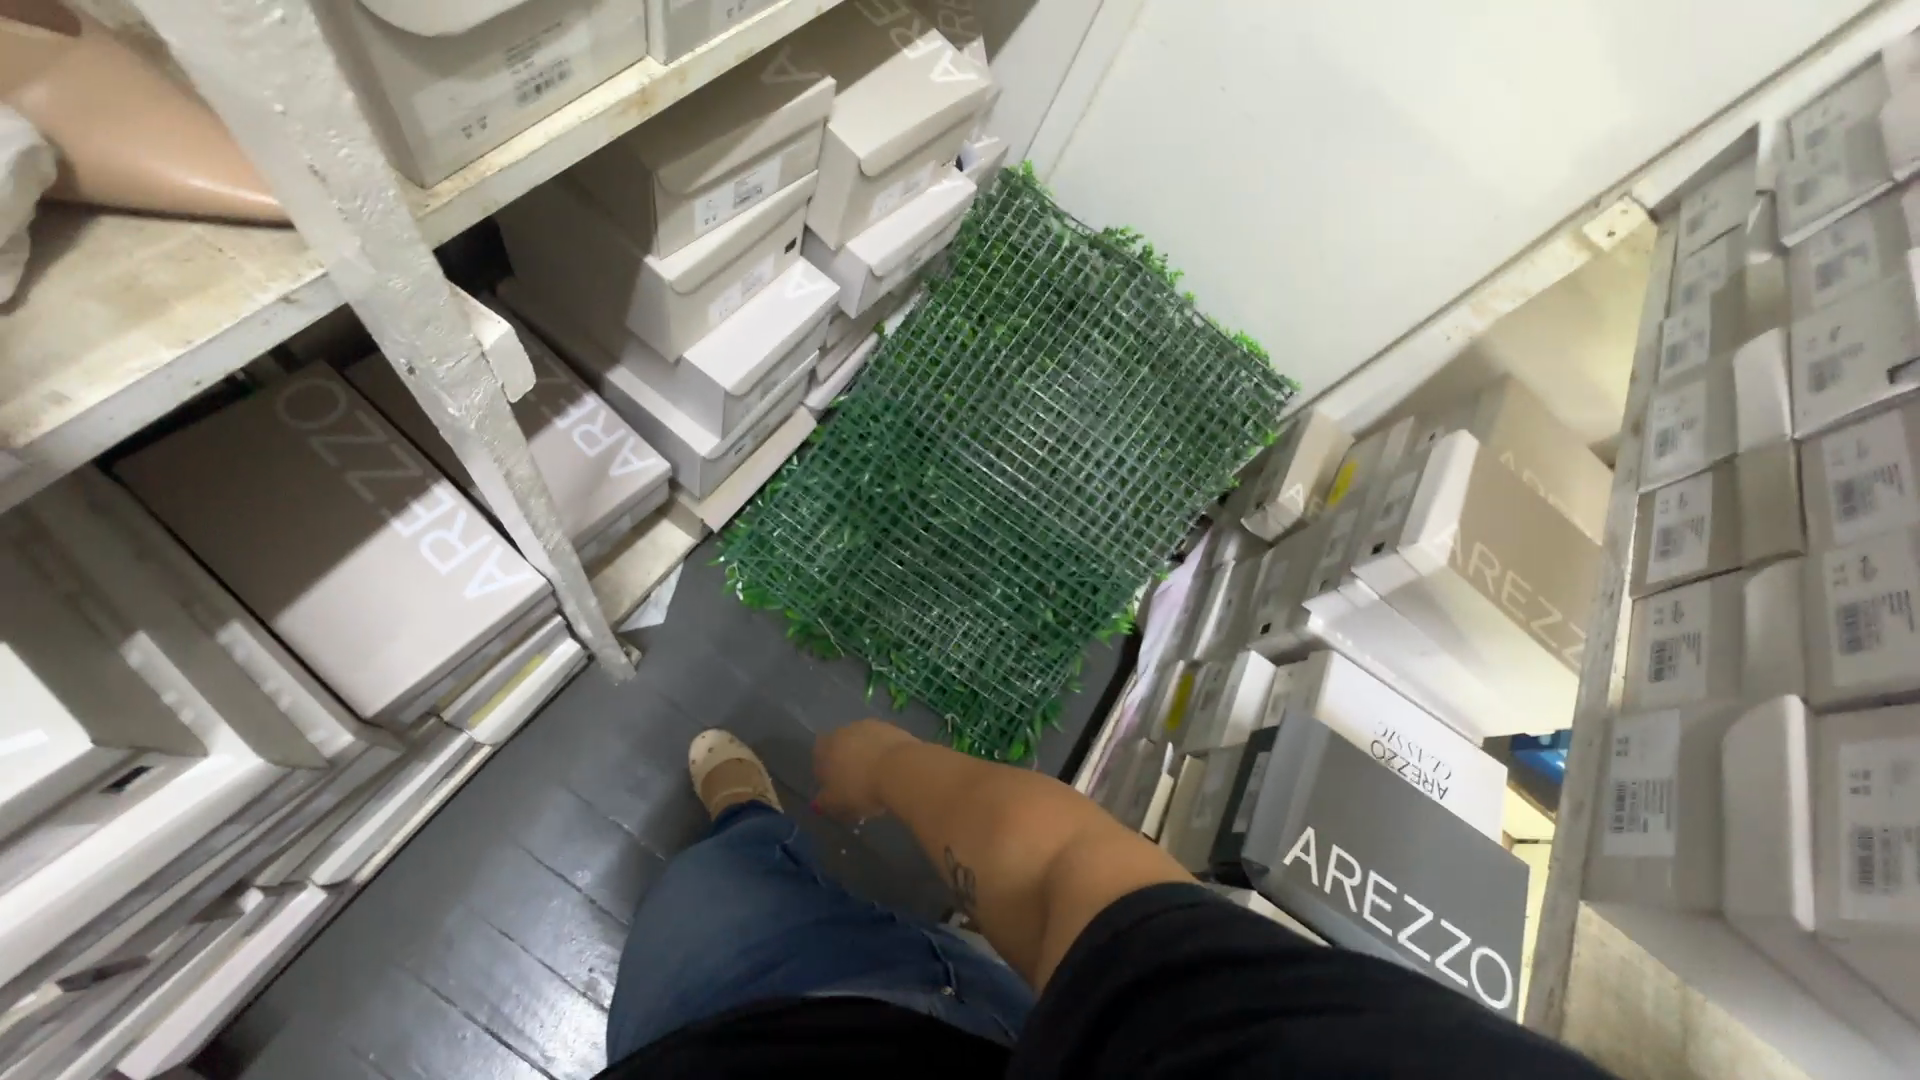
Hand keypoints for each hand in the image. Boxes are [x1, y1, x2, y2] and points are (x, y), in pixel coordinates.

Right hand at [813, 719, 917, 823]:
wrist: (901, 769)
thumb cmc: (860, 787)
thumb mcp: (834, 803)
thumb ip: (824, 800)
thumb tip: (822, 799)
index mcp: (827, 744)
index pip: (819, 757)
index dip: (826, 774)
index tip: (836, 790)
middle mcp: (847, 729)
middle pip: (844, 748)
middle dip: (849, 765)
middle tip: (858, 786)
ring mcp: (873, 726)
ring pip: (866, 745)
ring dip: (869, 758)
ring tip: (879, 781)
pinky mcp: (896, 728)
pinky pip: (886, 745)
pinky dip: (887, 756)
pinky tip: (894, 773)